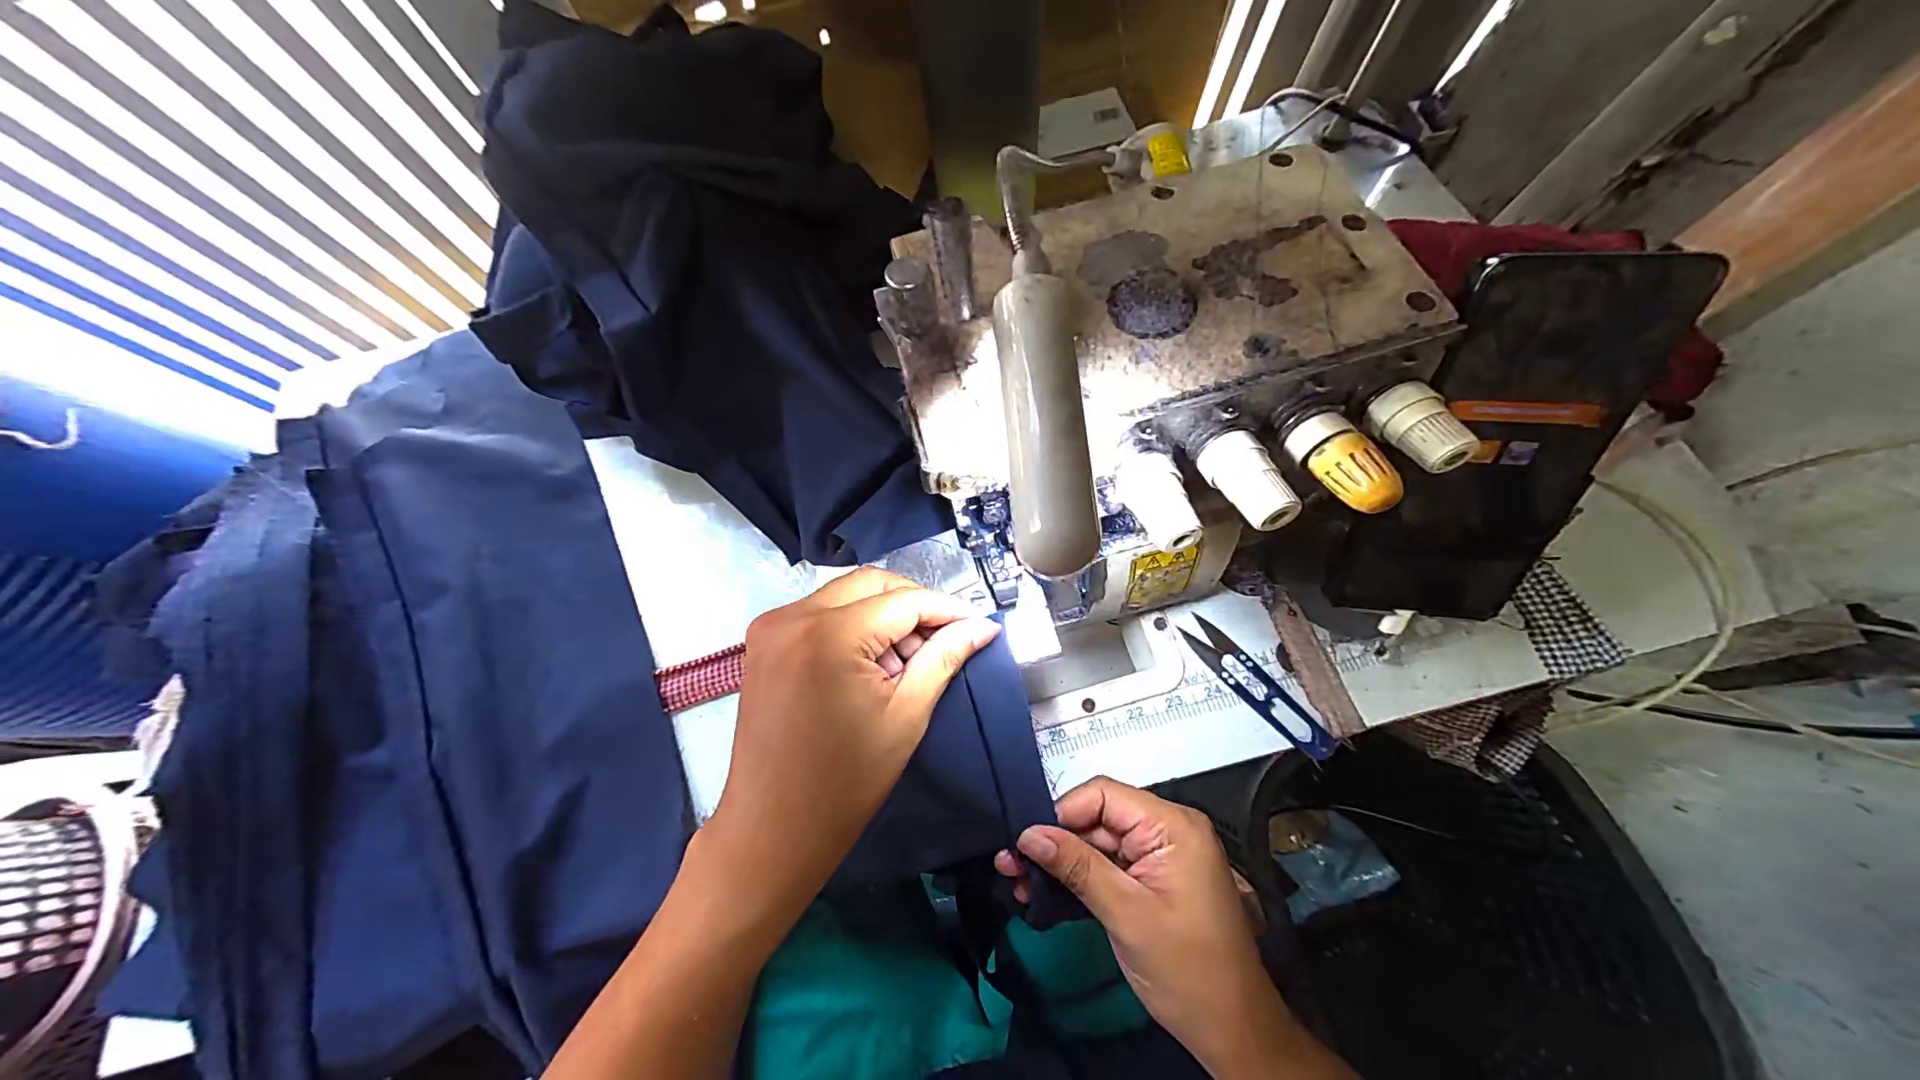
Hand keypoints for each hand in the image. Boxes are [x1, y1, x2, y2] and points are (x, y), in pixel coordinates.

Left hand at [707, 568, 1000, 902]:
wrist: (772, 830)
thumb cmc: (844, 783)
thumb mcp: (906, 716)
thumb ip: (944, 658)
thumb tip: (980, 627)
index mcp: (828, 634)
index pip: (903, 599)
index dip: (947, 608)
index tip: (978, 623)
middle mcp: (792, 616)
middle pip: (871, 584)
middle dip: (915, 604)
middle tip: (944, 640)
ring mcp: (771, 627)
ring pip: (845, 594)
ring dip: (884, 613)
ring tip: (906, 659)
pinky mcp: (763, 642)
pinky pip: (820, 612)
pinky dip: (853, 624)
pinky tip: (872, 661)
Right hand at [996, 778, 1353, 1079]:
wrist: (1234, 1031)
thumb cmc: (1192, 972)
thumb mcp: (1127, 914)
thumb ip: (1077, 867)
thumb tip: (1030, 835)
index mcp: (1173, 826)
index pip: (1103, 794)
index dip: (1062, 813)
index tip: (1028, 842)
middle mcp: (1168, 830)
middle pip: (1097, 816)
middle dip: (1055, 839)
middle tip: (1013, 863)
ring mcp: (1161, 854)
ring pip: (1097, 841)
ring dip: (1061, 860)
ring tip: (1021, 879)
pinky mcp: (1152, 878)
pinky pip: (1108, 863)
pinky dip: (1079, 875)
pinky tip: (1048, 889)